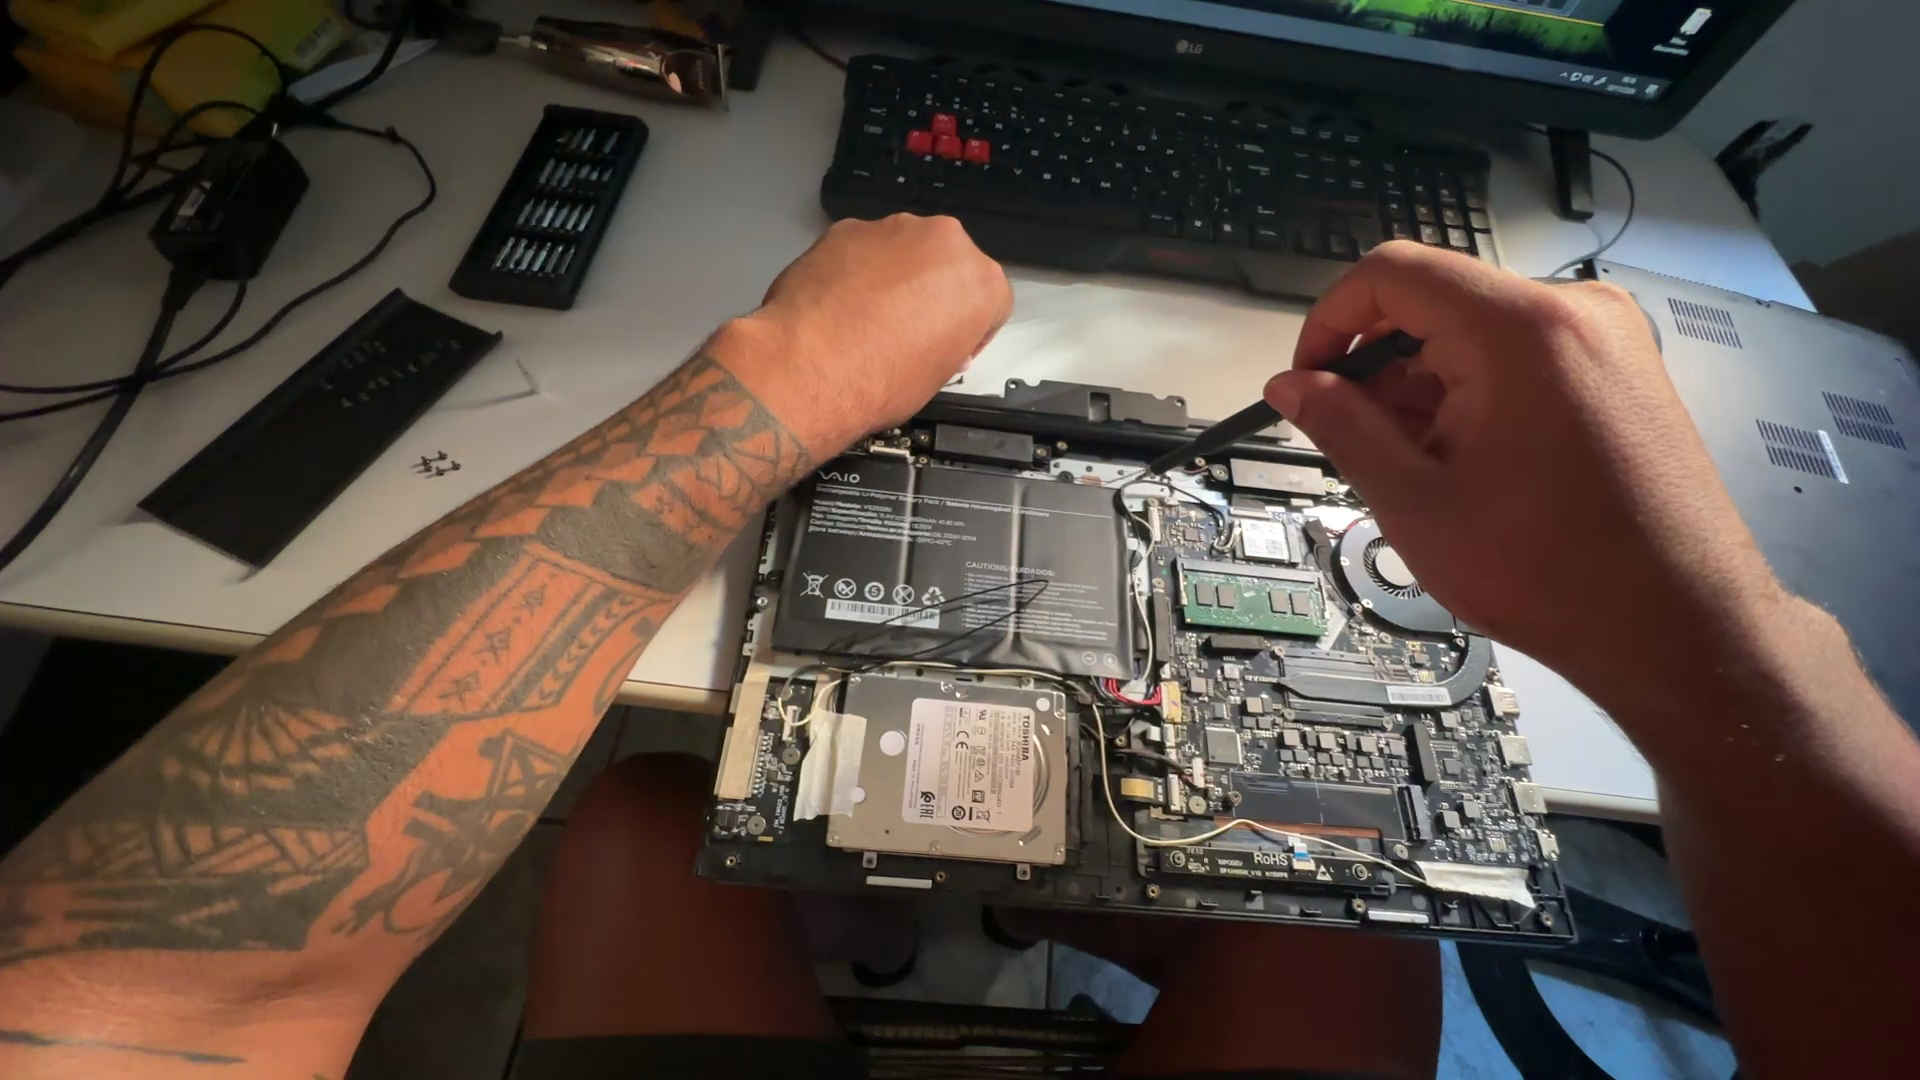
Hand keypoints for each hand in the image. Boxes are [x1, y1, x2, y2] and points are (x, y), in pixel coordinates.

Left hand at [716, 214, 1011, 455]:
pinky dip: (856, 272)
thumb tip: (934, 341)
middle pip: (949, 266)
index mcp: (981, 281)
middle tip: (911, 334)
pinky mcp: (847, 229)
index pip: (992, 301)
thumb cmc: (878, 378)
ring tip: (870, 325)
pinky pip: (862, 249)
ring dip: (894, 280)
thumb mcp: (939, 376)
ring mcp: (893, 230)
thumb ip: (949, 342)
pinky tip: (843, 309)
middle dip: (933, 294)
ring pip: (904, 252)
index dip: (971, 329)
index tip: (952, 344)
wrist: (812, 367)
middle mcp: (943, 242)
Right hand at [1266, 242, 1783, 693]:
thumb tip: (1289, 384)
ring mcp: (1602, 339)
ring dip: (1416, 388)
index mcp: (1518, 332)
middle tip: (1356, 441)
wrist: (1672, 625)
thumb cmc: (1543, 571)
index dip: (1329, 321)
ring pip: (1467, 333)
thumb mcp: (1410, 498)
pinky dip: (1462, 394)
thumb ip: (1338, 425)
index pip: (1392, 273)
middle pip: (1430, 303)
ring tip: (1413, 465)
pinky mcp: (1614, 369)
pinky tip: (1456, 459)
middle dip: (1373, 368)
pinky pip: (1510, 354)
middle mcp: (1572, 314)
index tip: (1307, 379)